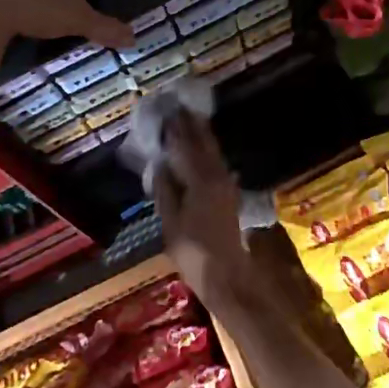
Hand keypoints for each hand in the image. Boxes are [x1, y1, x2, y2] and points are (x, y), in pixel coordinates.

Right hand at [153, 111, 254, 309]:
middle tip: (177, 107)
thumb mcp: (170, 221)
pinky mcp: (229, 196)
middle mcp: (217, 176)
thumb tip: (159, 163)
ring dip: (200, 135)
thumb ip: (164, 189)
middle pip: (203, 142)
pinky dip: (205, 151)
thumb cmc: (194, 252)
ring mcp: (226, 186)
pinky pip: (215, 163)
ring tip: (186, 121)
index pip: (185, 143)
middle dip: (191, 124)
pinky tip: (198, 150)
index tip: (166, 108)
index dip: (175, 125)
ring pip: (212, 152)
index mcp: (200, 179)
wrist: (228, 280)